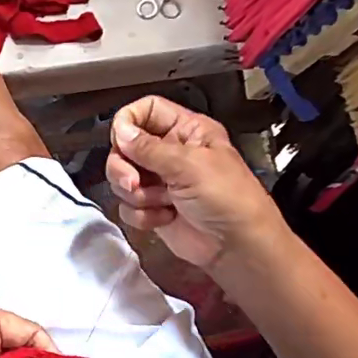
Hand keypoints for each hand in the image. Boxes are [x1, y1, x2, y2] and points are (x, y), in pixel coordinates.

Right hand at [106, 95, 281, 268]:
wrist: (237, 247)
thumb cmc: (227, 198)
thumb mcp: (190, 165)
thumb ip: (149, 147)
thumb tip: (120, 131)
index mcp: (186, 130)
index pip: (146, 110)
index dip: (128, 122)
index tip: (121, 141)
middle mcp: (169, 152)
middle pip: (125, 146)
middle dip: (123, 167)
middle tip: (133, 183)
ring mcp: (159, 181)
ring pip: (121, 178)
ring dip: (135, 194)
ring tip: (160, 202)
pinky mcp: (152, 207)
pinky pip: (127, 205)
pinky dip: (141, 215)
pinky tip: (164, 218)